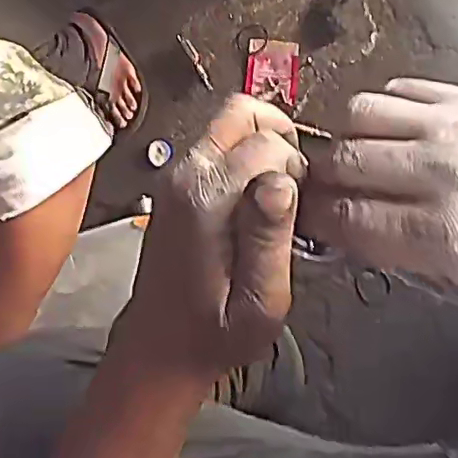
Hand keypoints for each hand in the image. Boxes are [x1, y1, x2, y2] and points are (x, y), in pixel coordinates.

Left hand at [113, 96, 305, 376]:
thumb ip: (271, 236)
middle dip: (280, 136)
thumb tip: (283, 180)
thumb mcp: (260, 301)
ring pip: (231, 121)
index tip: (296, 204)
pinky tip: (257, 197)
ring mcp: (177, 173)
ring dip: (265, 143)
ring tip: (276, 192)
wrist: (160, 346)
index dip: (294, 167)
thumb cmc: (212, 332)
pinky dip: (249, 154)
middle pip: (241, 111)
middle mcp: (185, 174)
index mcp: (204, 200)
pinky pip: (221, 142)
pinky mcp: (178, 181)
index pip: (264, 141)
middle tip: (293, 183)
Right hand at [303, 79, 457, 331]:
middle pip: (346, 159)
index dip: (318, 221)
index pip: (350, 218)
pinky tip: (395, 133)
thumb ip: (402, 253)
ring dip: (349, 137)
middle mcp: (447, 171)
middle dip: (323, 179)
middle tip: (322, 190)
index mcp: (450, 235)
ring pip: (362, 111)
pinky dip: (385, 110)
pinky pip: (401, 88)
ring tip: (359, 157)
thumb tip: (347, 229)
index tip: (306, 220)